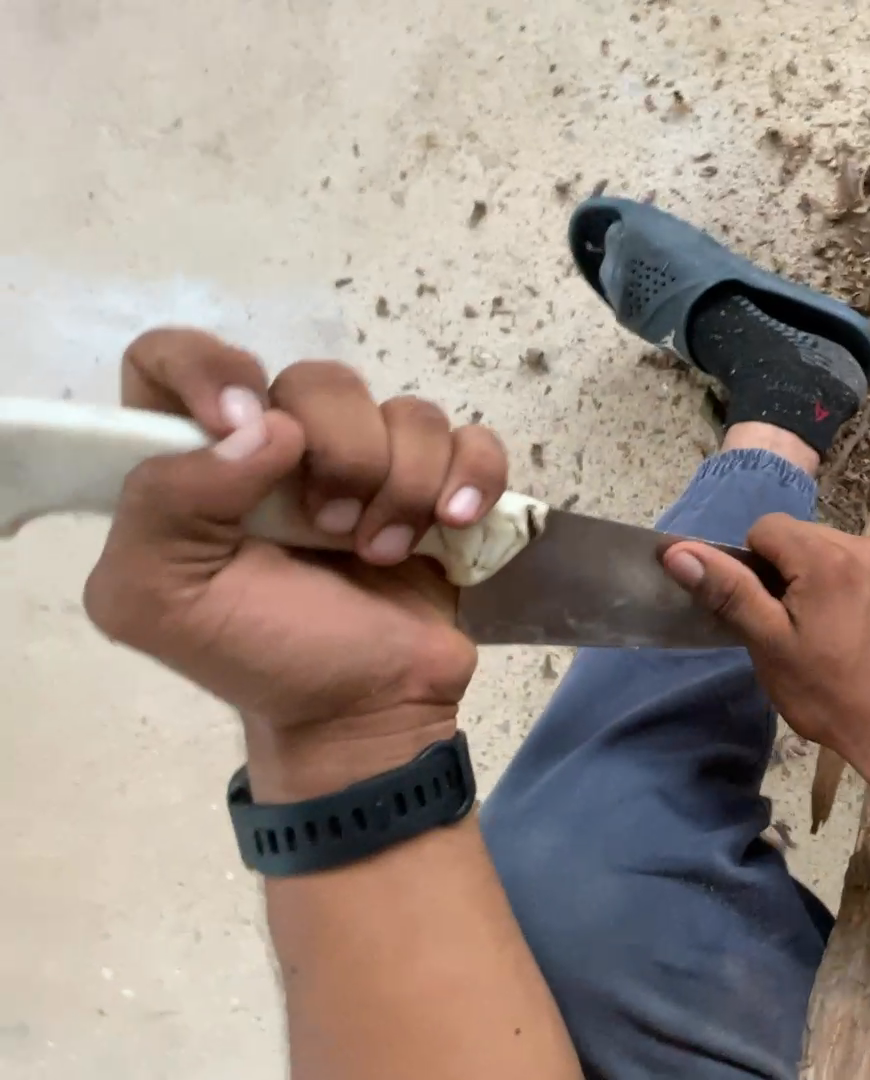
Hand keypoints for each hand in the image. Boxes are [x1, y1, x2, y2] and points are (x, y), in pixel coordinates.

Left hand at [82, 329, 508, 798]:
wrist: (372, 703)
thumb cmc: (266, 655)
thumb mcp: (161, 597)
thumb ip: (168, 502)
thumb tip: (265, 427)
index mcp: (203, 461)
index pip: (179, 357)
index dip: (214, 370)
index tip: (249, 424)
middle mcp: (292, 447)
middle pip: (325, 382)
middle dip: (345, 456)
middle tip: (335, 528)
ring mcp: (383, 465)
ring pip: (413, 413)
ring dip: (408, 486)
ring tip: (391, 551)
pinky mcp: (451, 487)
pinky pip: (479, 443)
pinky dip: (476, 478)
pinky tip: (457, 524)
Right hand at [660, 514, 869, 772]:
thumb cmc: (827, 692)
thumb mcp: (769, 644)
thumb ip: (728, 590)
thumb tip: (678, 552)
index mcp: (825, 557)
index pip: (767, 527)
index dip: (754, 565)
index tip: (766, 608)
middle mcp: (864, 546)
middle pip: (803, 535)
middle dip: (787, 568)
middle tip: (792, 622)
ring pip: (834, 546)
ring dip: (820, 572)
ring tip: (826, 625)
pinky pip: (866, 563)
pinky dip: (852, 581)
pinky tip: (856, 624)